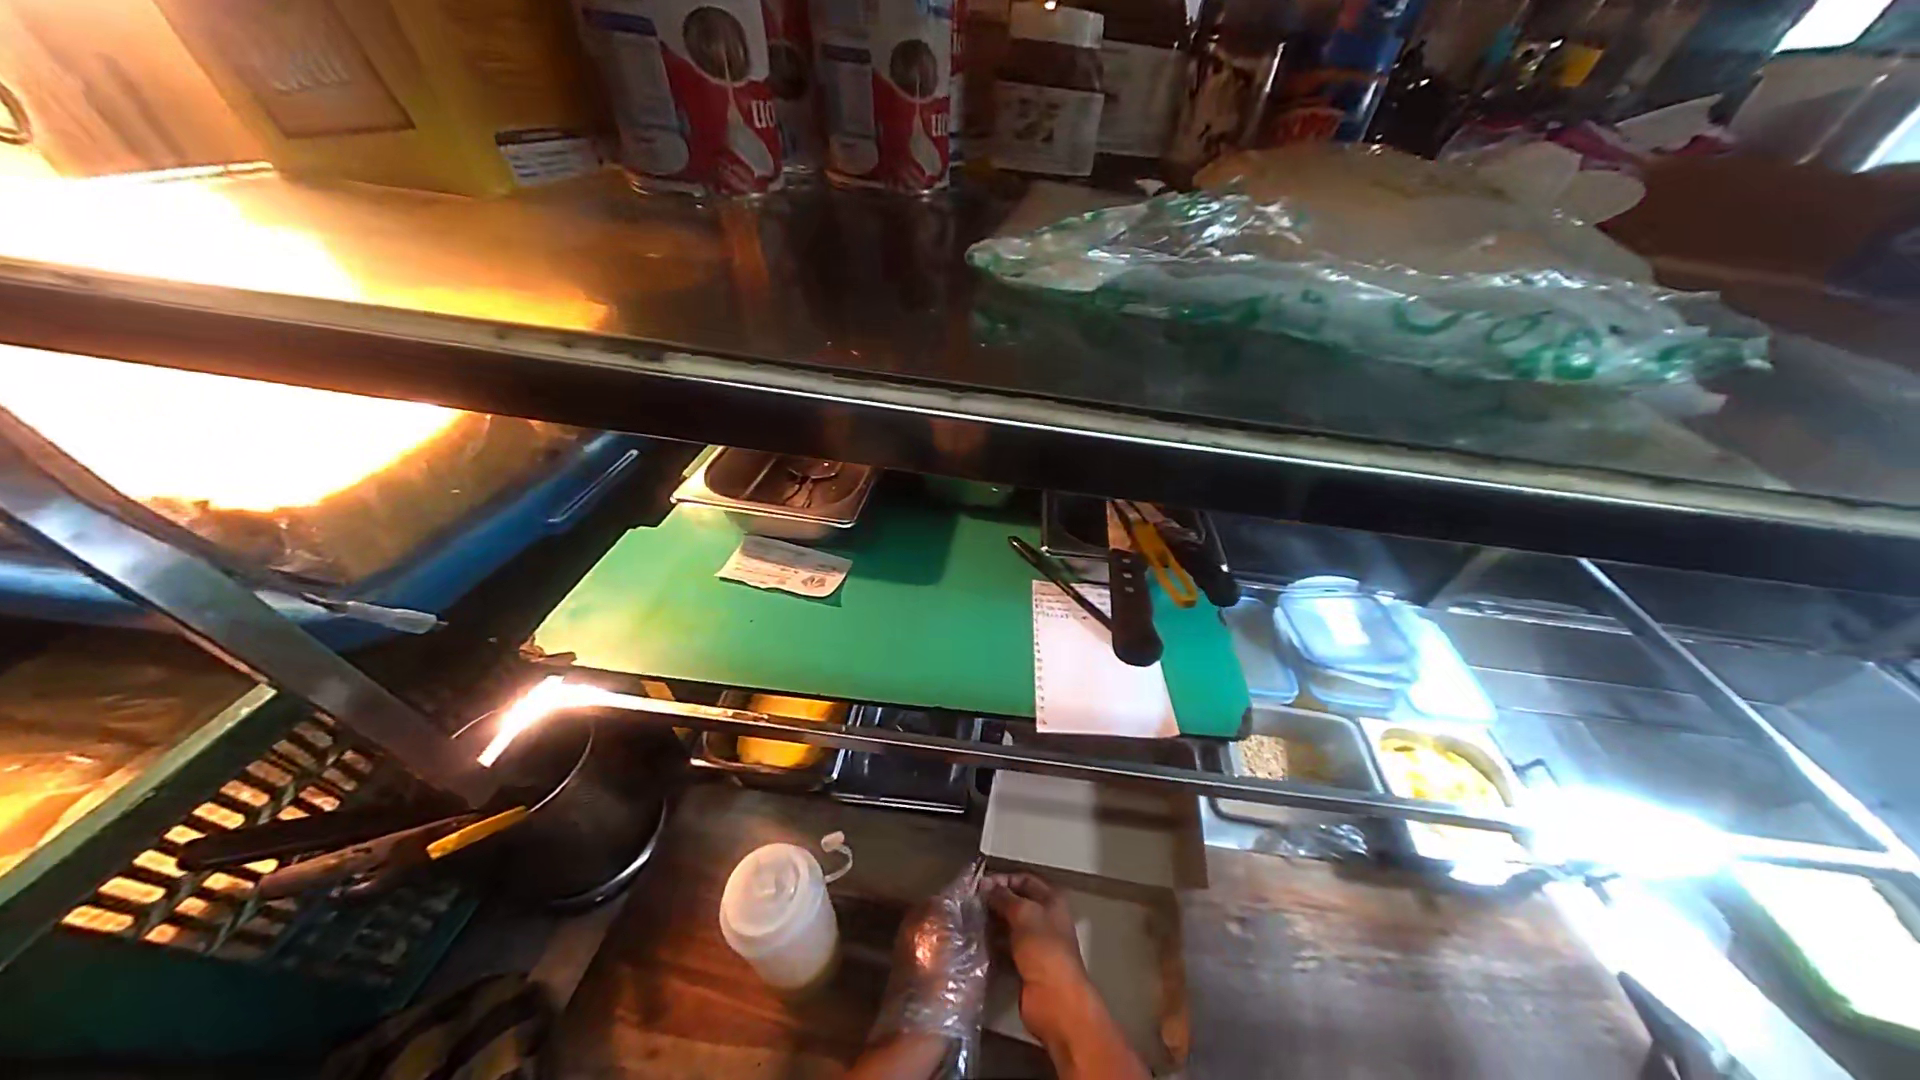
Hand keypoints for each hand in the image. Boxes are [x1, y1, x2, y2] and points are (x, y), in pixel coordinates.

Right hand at [981, 872, 1093, 1041]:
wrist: (1055, 1000)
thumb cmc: (1044, 949)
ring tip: (967, 921)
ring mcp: (1034, 944)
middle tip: (969, 903)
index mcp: (1051, 901)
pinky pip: (1004, 948)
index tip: (980, 885)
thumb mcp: (1024, 914)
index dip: (1003, 879)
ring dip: (990, 923)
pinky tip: (974, 942)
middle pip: (1015, 903)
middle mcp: (1044, 919)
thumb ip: (1004, 897)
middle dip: (994, 902)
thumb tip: (986, 885)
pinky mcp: (1024, 965)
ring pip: (1008, 926)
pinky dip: (991, 944)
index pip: (1024, 879)